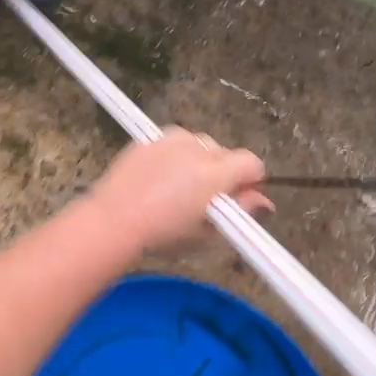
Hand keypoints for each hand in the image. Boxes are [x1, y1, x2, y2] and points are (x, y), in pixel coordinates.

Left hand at [84, 128, 269, 253]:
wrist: (113, 221)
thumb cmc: (163, 235)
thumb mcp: (208, 234)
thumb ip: (241, 213)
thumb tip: (263, 203)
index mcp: (214, 173)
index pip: (250, 162)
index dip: (249, 180)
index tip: (238, 197)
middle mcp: (194, 149)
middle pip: (223, 151)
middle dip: (222, 170)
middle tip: (206, 197)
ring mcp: (167, 140)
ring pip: (197, 143)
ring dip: (198, 159)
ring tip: (181, 186)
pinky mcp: (145, 140)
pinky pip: (170, 142)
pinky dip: (173, 154)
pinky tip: (160, 177)